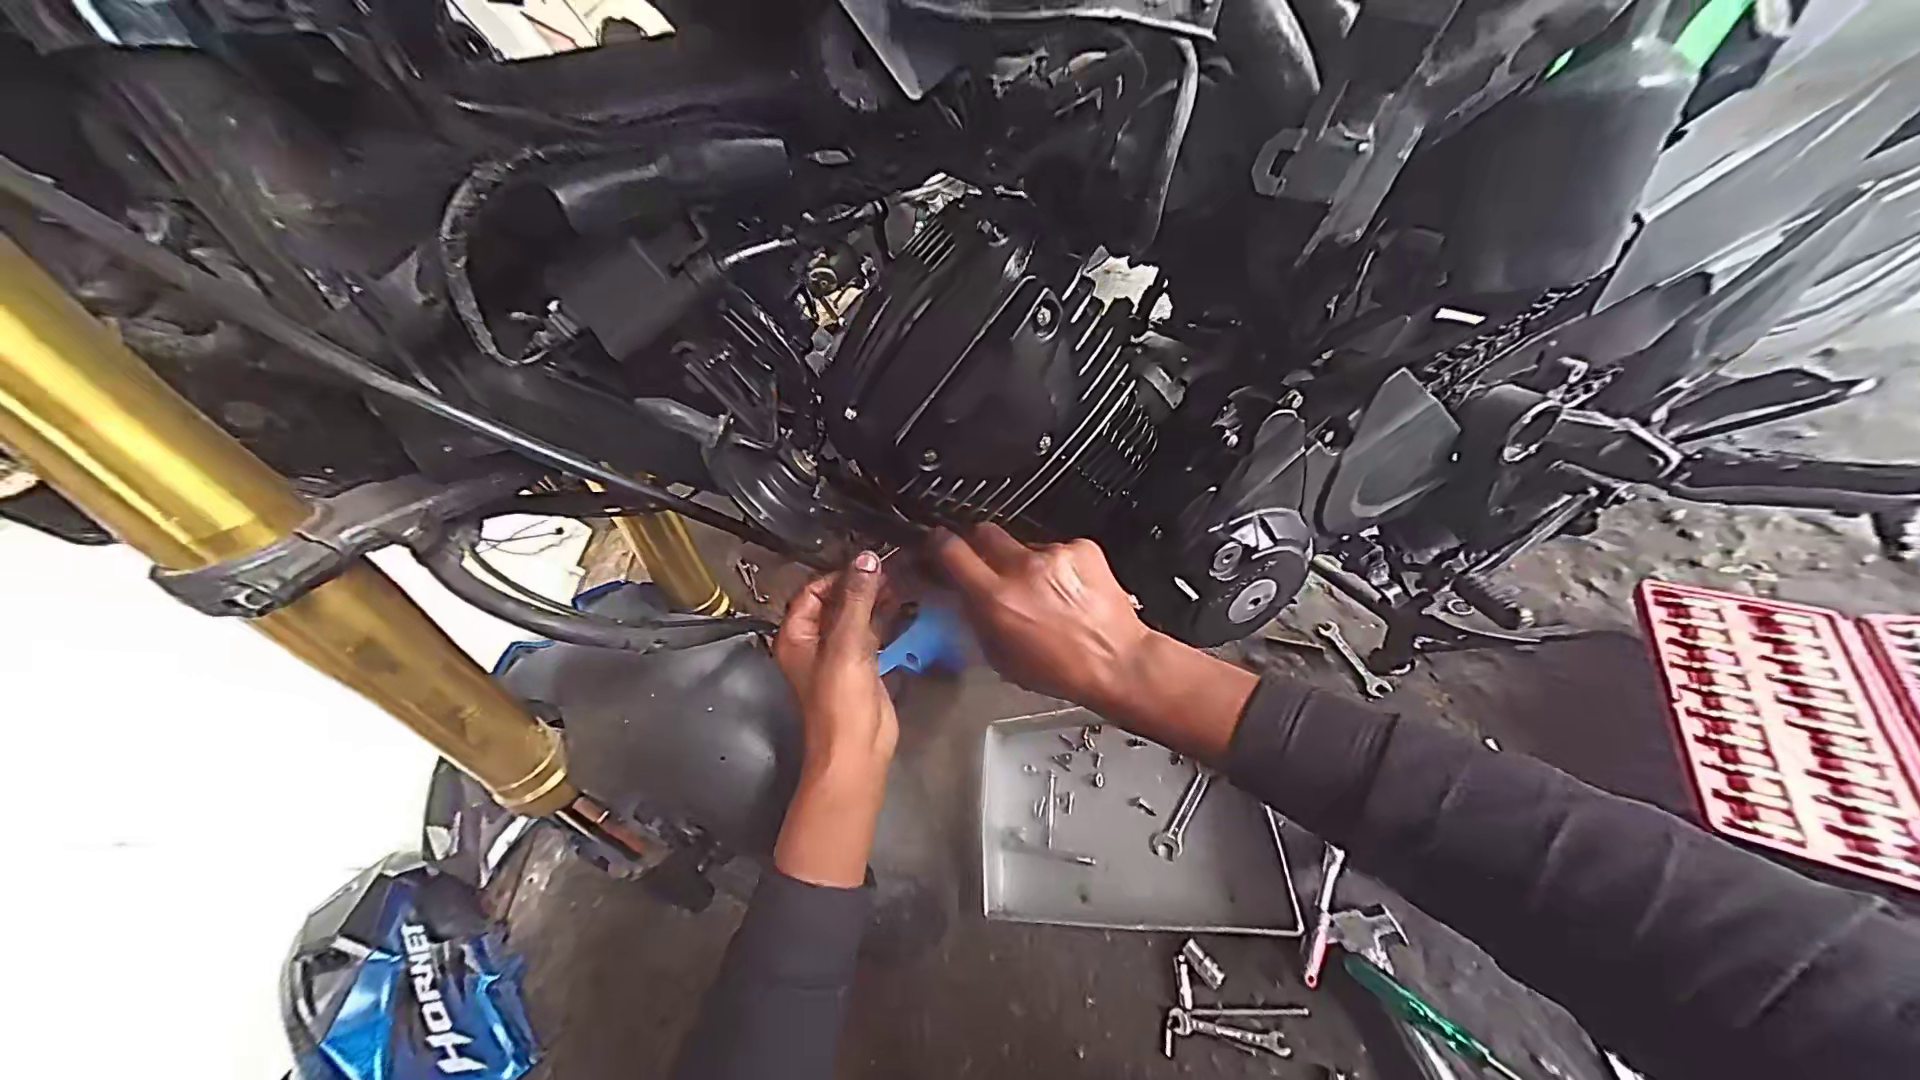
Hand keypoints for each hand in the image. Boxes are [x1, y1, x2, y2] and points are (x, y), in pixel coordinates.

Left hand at [770, 551, 897, 887]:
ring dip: (875, 600)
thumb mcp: (847, 643)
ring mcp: (840, 655)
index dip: (838, 575)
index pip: (814, 592)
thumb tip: (867, 561)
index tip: (864, 562)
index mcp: (797, 636)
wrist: (857, 749)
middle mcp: (815, 643)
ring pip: (857, 617)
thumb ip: (859, 598)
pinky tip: (902, 606)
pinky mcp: (863, 667)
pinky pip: (873, 634)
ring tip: (898, 580)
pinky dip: (885, 619)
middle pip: (837, 602)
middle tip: (887, 568)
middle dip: (860, 585)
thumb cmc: (839, 704)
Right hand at [927, 524, 1153, 713]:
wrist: (1117, 662)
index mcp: (996, 599)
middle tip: (986, 566)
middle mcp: (1023, 570)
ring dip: (1022, 562)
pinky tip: (1064, 589)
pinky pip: (1054, 547)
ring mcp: (1054, 555)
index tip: (936, 544)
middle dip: (978, 546)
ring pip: (1021, 543)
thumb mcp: (1000, 656)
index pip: (949, 549)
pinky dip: (1054, 565)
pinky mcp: (1080, 548)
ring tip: (1040, 592)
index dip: (937, 543)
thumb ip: (975, 617)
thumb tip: (962, 594)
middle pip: (982, 532)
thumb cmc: (1063, 670)